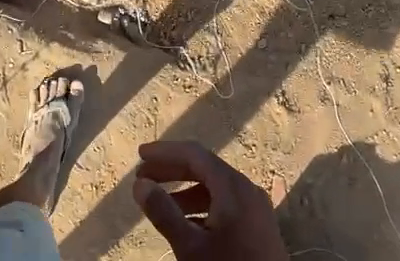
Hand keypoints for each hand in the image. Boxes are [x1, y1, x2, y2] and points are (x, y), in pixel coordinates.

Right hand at [131, 139, 288, 259]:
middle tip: (143, 177)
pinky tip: (186, 223)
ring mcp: (256, 209)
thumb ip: (164, 213)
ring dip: (184, 190)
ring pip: (214, 188)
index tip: (140, 156)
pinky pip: (225, 204)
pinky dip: (201, 206)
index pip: (194, 154)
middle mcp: (247, 190)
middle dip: (172, 170)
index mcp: (233, 187)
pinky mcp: (259, 227)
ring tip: (160, 202)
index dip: (165, 152)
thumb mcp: (191, 246)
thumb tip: (140, 184)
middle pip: (204, 168)